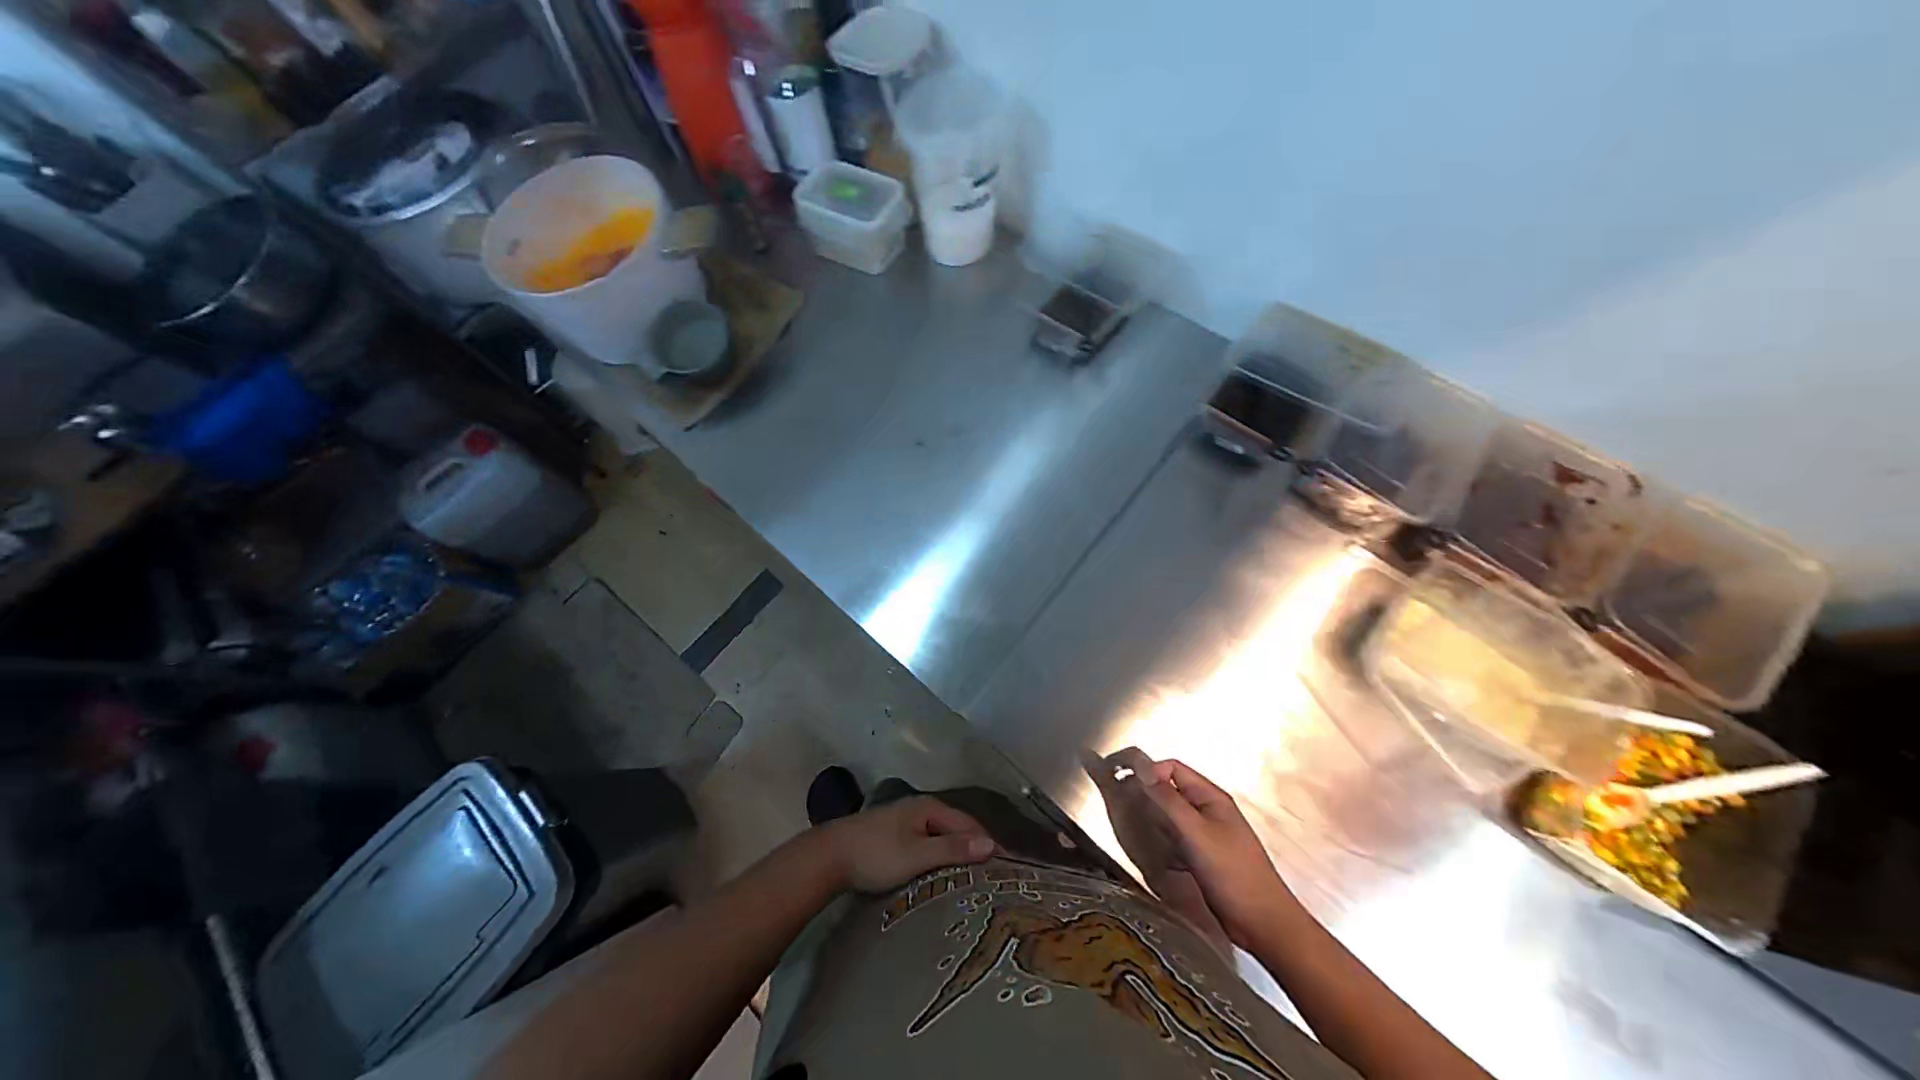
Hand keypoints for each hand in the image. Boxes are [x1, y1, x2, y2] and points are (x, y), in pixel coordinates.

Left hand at [815, 796, 995, 893]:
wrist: (826, 858)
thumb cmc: (875, 855)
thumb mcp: (917, 855)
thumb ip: (953, 850)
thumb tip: (992, 845)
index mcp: (929, 807)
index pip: (970, 824)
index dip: (990, 844)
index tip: (1009, 868)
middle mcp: (919, 809)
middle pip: (956, 829)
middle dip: (976, 849)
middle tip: (995, 878)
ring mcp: (904, 822)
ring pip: (941, 838)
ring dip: (957, 855)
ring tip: (975, 880)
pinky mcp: (892, 838)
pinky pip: (927, 845)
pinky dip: (940, 858)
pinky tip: (943, 875)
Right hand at [1085, 748, 1231, 953]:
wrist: (1263, 924)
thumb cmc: (1234, 875)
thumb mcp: (1197, 832)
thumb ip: (1169, 799)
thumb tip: (1142, 767)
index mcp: (1210, 798)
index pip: (1171, 768)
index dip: (1145, 769)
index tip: (1118, 777)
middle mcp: (1207, 811)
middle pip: (1168, 790)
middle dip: (1143, 792)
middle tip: (1116, 801)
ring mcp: (1205, 835)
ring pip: (1168, 816)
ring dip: (1149, 817)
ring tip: (1126, 825)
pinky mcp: (1202, 857)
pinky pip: (1173, 839)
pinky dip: (1158, 840)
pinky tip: (1147, 851)